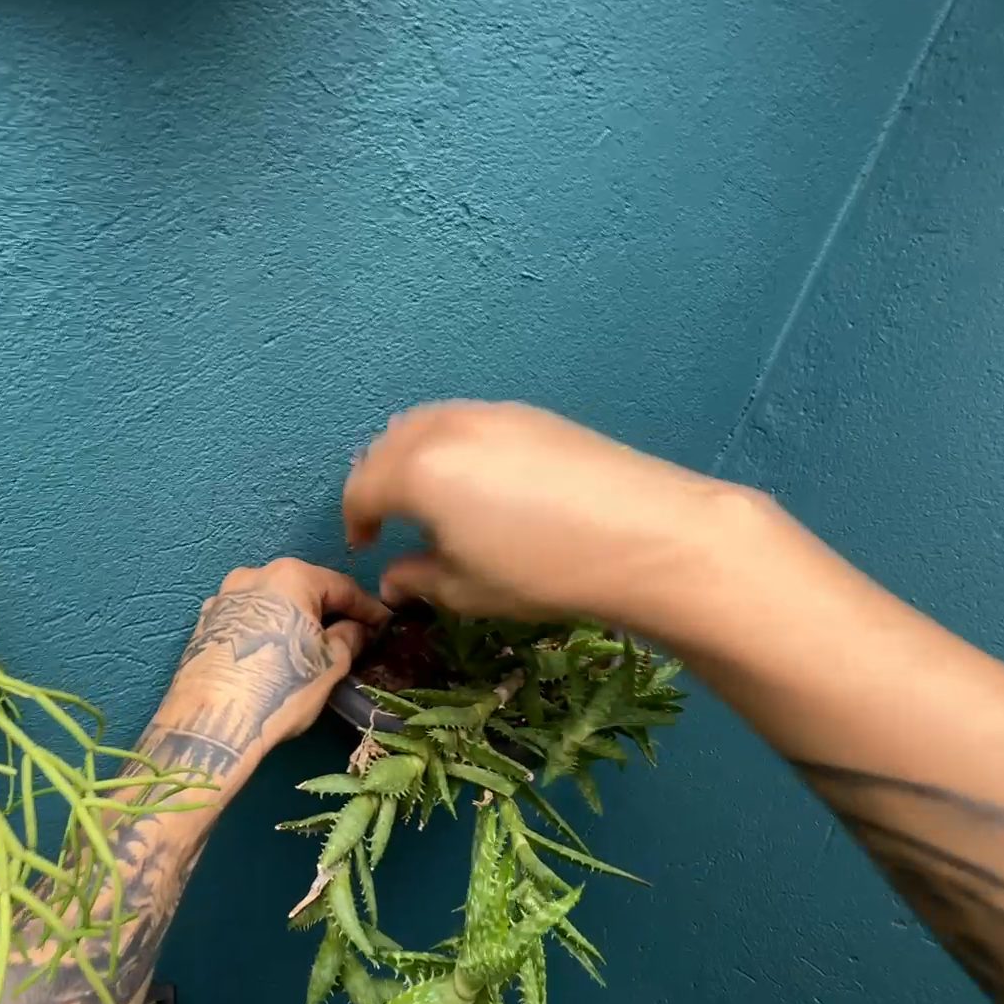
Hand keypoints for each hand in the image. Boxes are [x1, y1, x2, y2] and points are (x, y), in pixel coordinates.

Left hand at [159, 560, 389, 769]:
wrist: (211, 722)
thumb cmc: (281, 688)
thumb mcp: (330, 664)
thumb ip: (350, 637)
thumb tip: (357, 628)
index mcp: (291, 575)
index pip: (341, 586)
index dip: (368, 607)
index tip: (386, 623)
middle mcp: (254, 575)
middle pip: (304, 589)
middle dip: (329, 610)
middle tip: (353, 634)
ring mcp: (224, 596)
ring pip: (273, 602)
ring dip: (295, 619)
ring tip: (313, 645)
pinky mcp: (205, 622)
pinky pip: (248, 618)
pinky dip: (267, 629)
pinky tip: (276, 653)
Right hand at [343, 400, 787, 646]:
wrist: (648, 534)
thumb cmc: (544, 570)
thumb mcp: (468, 589)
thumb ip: (417, 578)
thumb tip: (393, 576)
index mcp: (417, 471)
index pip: (361, 488)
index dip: (355, 521)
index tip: (366, 548)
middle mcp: (442, 428)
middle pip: (385, 447)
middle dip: (377, 484)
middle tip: (390, 521)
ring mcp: (486, 413)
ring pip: (423, 424)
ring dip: (409, 458)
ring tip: (427, 496)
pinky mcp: (525, 413)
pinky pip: (462, 421)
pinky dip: (447, 444)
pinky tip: (474, 478)